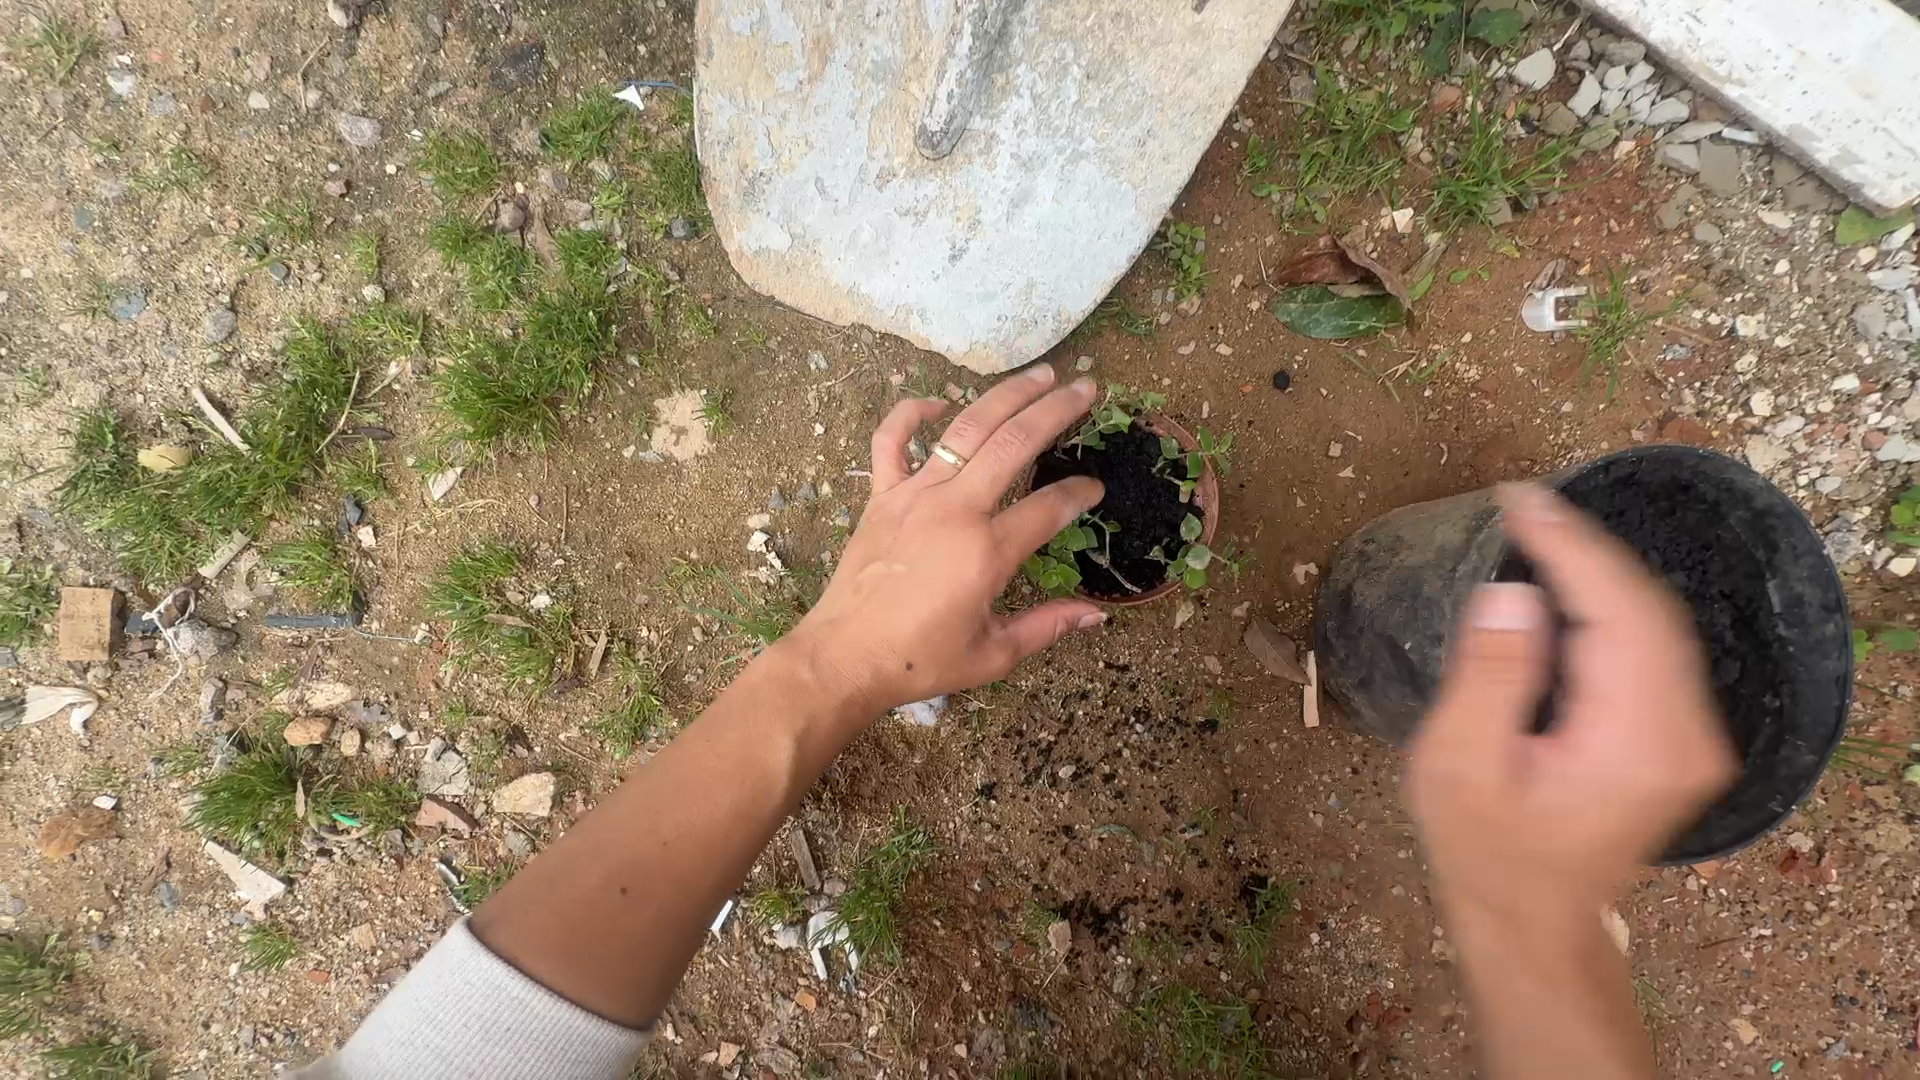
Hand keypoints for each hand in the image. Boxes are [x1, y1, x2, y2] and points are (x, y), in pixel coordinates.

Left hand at [781, 365, 1107, 712]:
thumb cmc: (919, 661)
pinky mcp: (881, 495)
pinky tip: (938, 402)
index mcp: (987, 551)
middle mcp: (955, 509)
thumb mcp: (993, 655)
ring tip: (1040, 374)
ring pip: (965, 429)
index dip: (1080, 493)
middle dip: (1057, 411)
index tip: (1096, 487)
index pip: (1050, 507)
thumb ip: (1048, 627)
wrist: (845, 656)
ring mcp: (914, 495)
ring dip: (1006, 396)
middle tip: (1087, 389)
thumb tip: (1098, 613)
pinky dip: (911, 413)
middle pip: (1015, 443)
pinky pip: (891, 440)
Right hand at [1407, 483, 1737, 922]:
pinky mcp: (1669, 736)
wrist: (1529, 914)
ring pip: (1654, 625)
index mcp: (1634, 739)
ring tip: (1535, 527)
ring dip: (1597, 569)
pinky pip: (1646, 648)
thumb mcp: (1459, 762)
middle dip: (1586, 547)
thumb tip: (1510, 593)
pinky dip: (1605, 602)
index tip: (1518, 500)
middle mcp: (1684, 733)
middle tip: (1520, 501)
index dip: (1571, 549)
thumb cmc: (1480, 843)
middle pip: (1649, 613)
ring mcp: (1685, 736)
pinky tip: (1565, 581)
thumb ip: (1488, 676)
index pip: (1619, 615)